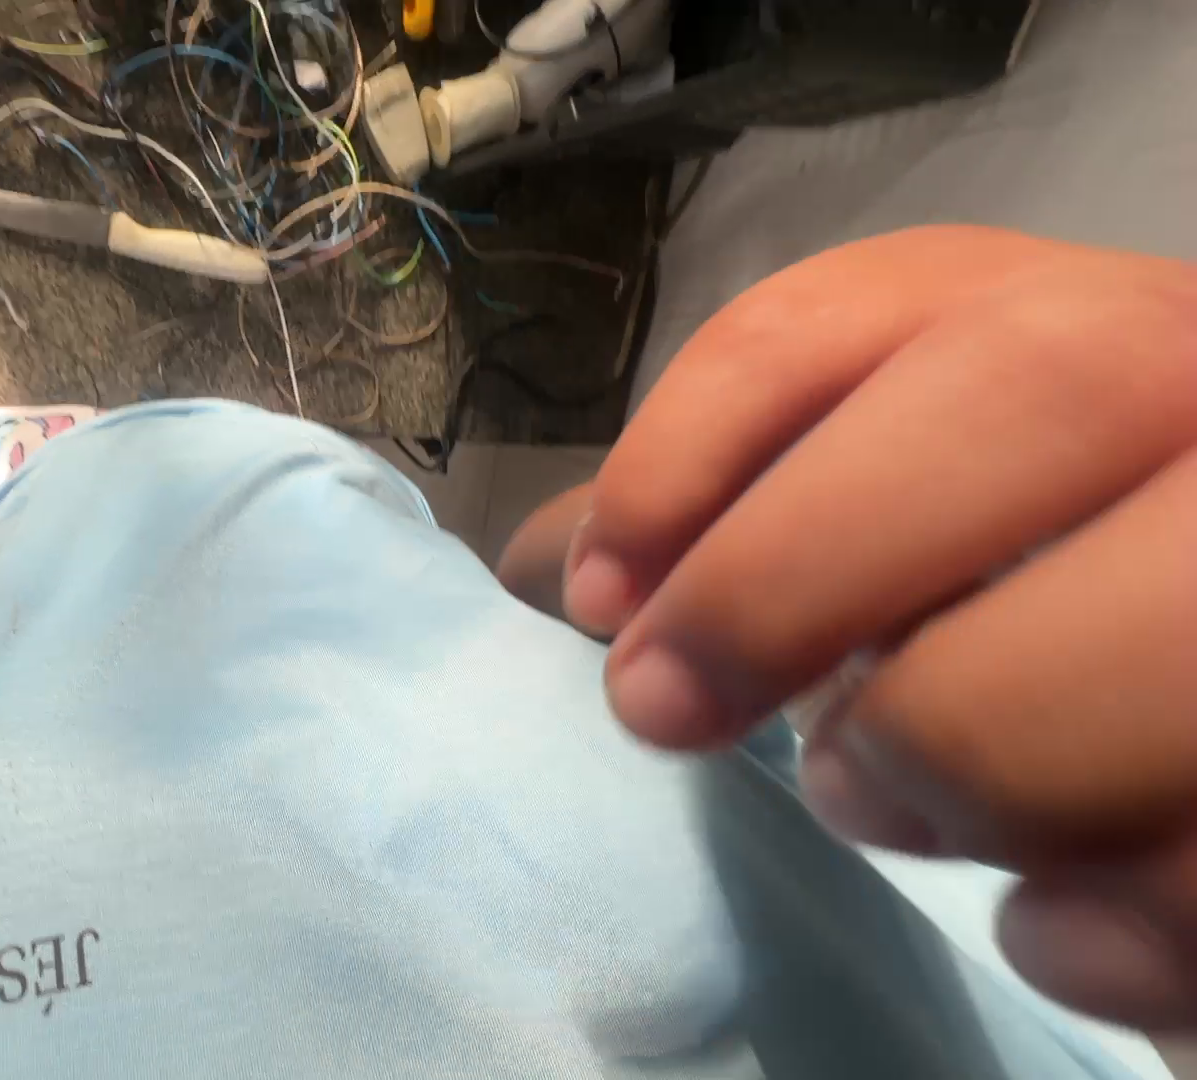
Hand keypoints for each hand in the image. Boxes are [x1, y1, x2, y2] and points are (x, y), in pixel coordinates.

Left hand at [498, 227, 1196, 1029]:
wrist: (1165, 727)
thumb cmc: (969, 606)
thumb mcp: (825, 539)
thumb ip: (692, 540)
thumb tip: (531, 564)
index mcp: (1004, 324)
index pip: (815, 323)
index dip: (678, 453)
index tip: (590, 596)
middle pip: (1023, 390)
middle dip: (784, 579)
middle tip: (659, 713)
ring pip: (1191, 594)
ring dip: (970, 734)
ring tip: (866, 806)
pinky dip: (1146, 898)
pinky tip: (1052, 936)